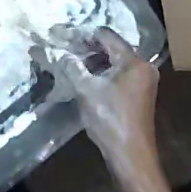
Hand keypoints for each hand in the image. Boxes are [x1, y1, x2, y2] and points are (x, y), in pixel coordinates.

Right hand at [49, 27, 163, 191]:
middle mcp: (142, 66)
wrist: (130, 157)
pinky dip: (98, 71)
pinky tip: (79, 74)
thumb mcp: (86, 89)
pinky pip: (115, 73)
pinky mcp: (136, 93)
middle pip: (109, 46)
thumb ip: (69, 65)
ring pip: (111, 60)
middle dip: (82, 46)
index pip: (104, 35)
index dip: (79, 34)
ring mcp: (141, 81)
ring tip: (65, 59)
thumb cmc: (110, 119)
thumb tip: (48, 49)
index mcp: (134, 61)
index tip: (57, 35)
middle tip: (58, 46)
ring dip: (89, 59)